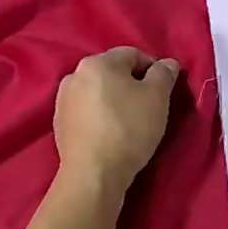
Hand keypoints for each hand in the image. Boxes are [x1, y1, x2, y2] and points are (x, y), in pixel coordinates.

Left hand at [53, 47, 180, 191]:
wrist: (93, 174)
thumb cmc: (129, 129)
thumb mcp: (157, 98)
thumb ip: (164, 74)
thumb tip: (167, 64)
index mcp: (97, 62)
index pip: (133, 54)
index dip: (153, 70)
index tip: (163, 92)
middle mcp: (74, 75)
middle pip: (113, 73)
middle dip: (132, 85)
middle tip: (148, 108)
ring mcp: (63, 100)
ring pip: (98, 93)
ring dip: (114, 101)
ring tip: (129, 124)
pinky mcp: (59, 124)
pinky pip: (86, 112)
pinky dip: (100, 117)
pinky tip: (110, 135)